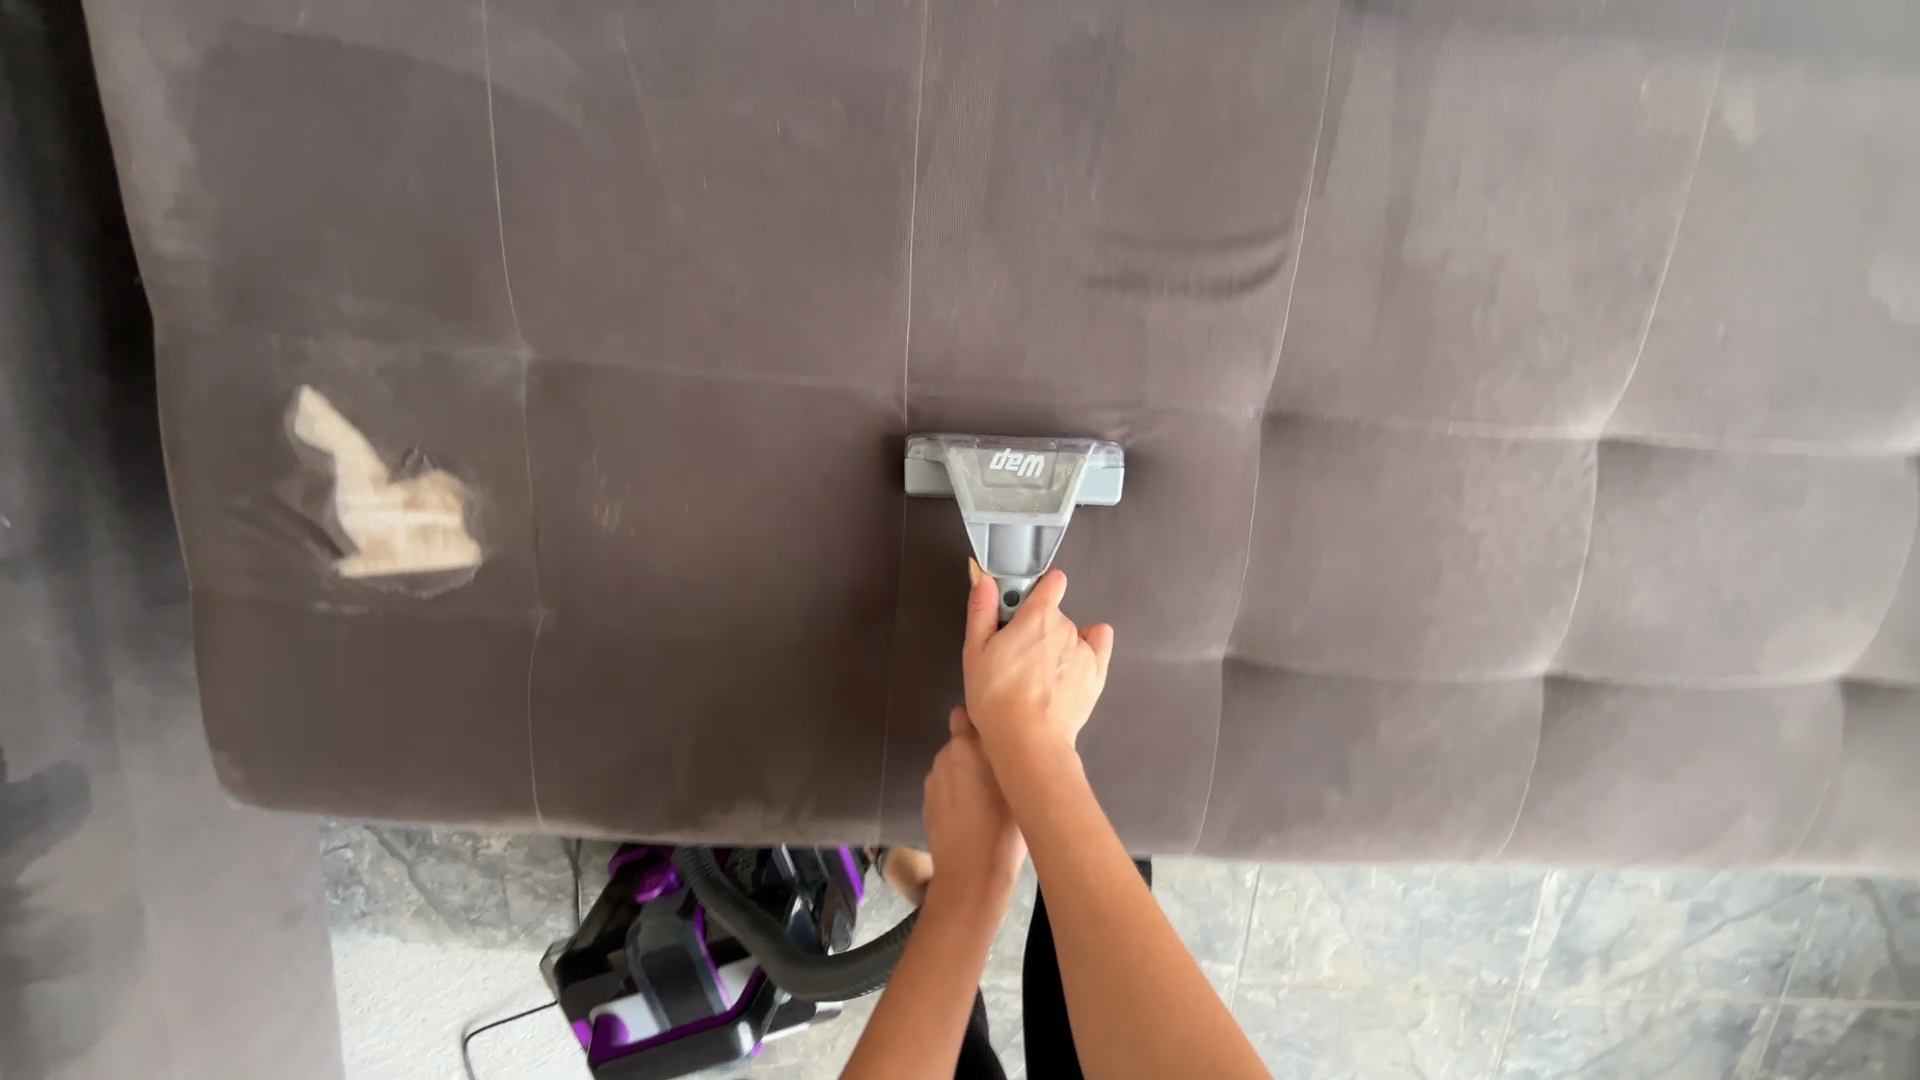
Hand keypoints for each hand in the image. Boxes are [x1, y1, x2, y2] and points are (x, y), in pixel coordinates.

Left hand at [922, 707, 1025, 905]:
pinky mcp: (927, 804)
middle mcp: (944, 757)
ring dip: (967, 773)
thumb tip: (1012, 739)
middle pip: (961, 742)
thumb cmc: (1003, 828)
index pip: (964, 714)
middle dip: (977, 750)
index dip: (980, 720)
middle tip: (1001, 770)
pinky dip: (957, 794)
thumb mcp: (1018, 785)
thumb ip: (1011, 755)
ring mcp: (932, 782)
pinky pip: (946, 787)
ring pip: (953, 766)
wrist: (970, 876)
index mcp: (965, 746)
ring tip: (989, 798)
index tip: (998, 733)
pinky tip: (973, 816)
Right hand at [962, 568, 1113, 763]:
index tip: (1021, 609)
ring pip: (1071, 635)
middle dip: (1037, 628)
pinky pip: (1098, 645)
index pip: (1052, 582)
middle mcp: (1066, 626)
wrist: (1027, 740)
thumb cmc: (994, 695)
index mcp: (1037, 615)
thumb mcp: (975, 651)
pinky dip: (1087, 649)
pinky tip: (1070, 668)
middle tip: (1017, 657)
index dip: (1037, 591)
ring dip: (1057, 646)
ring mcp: (1085, 650)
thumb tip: (986, 579)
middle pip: (1054, 616)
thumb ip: (981, 610)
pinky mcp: (1098, 673)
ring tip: (1039, 677)